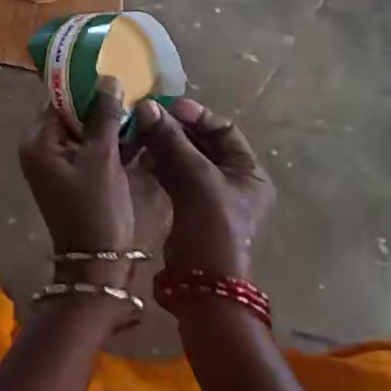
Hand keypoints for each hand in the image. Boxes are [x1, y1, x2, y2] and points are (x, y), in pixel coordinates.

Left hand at [20, 79, 134, 286]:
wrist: (97, 266)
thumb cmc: (96, 209)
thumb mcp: (103, 158)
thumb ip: (105, 115)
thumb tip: (109, 77)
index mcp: (38, 141)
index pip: (61, 99)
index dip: (87, 86)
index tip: (114, 71)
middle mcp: (40, 148)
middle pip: (72, 113)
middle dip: (100, 103)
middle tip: (131, 87)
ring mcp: (56, 164)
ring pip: (83, 130)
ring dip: (106, 121)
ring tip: (137, 104)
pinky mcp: (72, 176)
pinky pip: (88, 148)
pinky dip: (106, 141)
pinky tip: (133, 130)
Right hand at [134, 98, 273, 277]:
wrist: (202, 285)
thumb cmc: (213, 225)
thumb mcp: (197, 177)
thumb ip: (172, 140)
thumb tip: (145, 106)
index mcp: (249, 172)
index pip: (224, 130)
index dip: (198, 116)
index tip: (170, 106)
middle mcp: (233, 180)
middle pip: (203, 142)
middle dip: (176, 128)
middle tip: (149, 114)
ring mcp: (210, 194)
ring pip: (185, 156)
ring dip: (164, 141)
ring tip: (140, 126)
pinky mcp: (189, 205)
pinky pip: (175, 172)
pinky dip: (159, 159)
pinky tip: (141, 148)